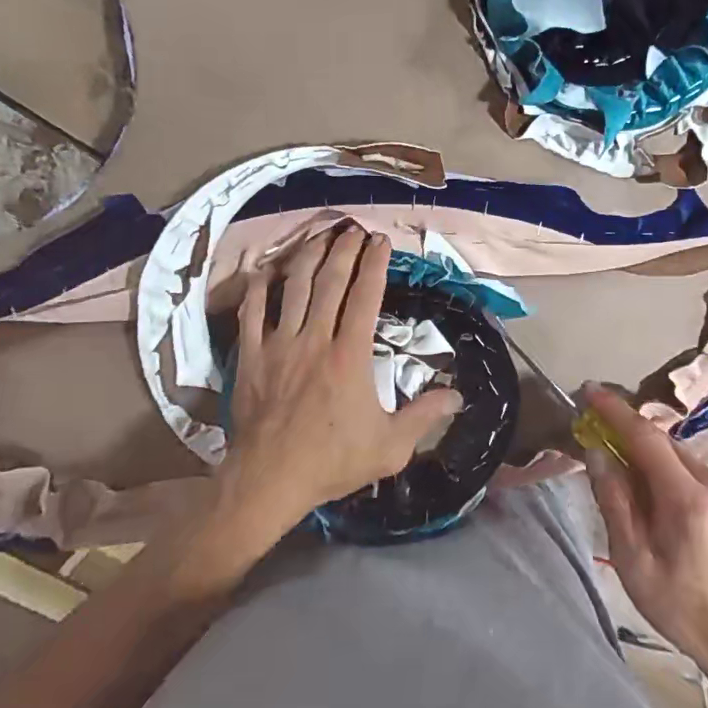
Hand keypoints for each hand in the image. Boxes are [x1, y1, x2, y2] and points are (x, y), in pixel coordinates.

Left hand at [218, 225, 462, 528]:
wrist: (270, 478)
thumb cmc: (332, 462)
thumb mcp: (390, 447)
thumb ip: (424, 416)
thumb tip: (457, 395)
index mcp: (349, 355)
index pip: (365, 296)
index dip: (375, 264)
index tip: (381, 242)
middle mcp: (315, 339)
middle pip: (330, 281)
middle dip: (344, 250)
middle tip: (354, 229)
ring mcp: (279, 344)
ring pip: (294, 287)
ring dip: (308, 257)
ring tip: (320, 236)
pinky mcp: (250, 355)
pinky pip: (253, 312)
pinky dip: (259, 288)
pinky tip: (265, 270)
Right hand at [581, 383, 707, 688]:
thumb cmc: (683, 608)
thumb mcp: (633, 560)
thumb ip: (614, 500)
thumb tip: (597, 452)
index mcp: (690, 499)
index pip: (646, 436)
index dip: (615, 410)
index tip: (590, 391)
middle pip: (665, 445)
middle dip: (629, 437)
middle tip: (598, 442)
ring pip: (683, 460)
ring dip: (651, 460)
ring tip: (630, 486)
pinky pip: (699, 476)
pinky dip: (672, 475)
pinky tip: (662, 504)